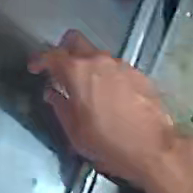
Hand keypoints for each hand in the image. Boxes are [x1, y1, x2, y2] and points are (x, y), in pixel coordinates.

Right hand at [29, 29, 192, 192]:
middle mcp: (96, 60)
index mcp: (75, 71)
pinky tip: (113, 96)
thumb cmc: (110, 144)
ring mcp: (120, 65)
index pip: (49, 55)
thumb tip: (53, 93)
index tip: (34, 68)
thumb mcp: (75, 132)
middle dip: (64, 51)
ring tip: (90, 87)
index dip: (38, 60)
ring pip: (97, 55)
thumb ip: (59, 106)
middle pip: (74, 40)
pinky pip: (116, 68)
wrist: (158, 152)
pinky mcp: (140, 75)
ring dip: (88, 65)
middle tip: (61, 69)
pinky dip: (109, 76)